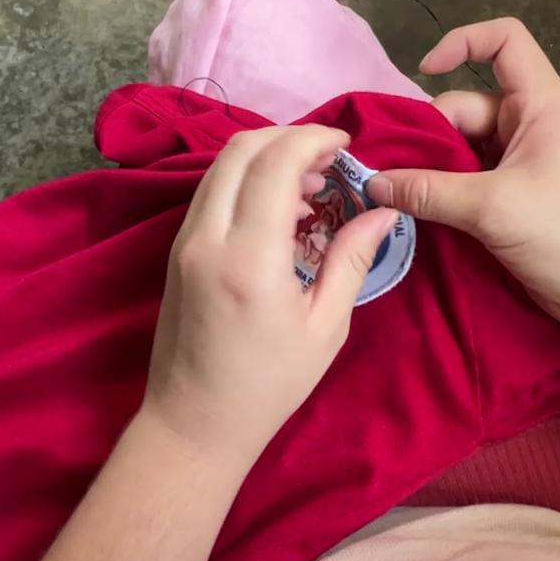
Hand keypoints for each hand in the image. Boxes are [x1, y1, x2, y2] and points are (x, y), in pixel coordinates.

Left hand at [142, 125, 398, 466]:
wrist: (192, 423)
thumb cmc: (268, 387)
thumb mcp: (325, 327)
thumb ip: (351, 259)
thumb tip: (383, 211)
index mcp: (250, 259)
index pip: (275, 163)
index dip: (313, 139)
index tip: (346, 145)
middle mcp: (208, 237)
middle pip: (242, 149)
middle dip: (291, 137)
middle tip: (330, 158)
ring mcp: (184, 240)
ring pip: (222, 164)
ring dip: (267, 156)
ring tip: (310, 185)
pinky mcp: (176, 248)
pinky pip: (212, 190)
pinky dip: (246, 178)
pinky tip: (279, 207)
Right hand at [368, 18, 559, 339]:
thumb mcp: (495, 208)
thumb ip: (429, 192)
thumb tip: (372, 182)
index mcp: (539, 104)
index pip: (504, 41)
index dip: (463, 42)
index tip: (424, 72)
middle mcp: (529, 126)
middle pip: (464, 109)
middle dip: (426, 136)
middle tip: (384, 169)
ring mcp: (522, 167)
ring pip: (461, 154)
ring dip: (429, 172)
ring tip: (389, 196)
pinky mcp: (515, 203)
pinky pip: (467, 186)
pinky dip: (442, 197)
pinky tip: (412, 215)